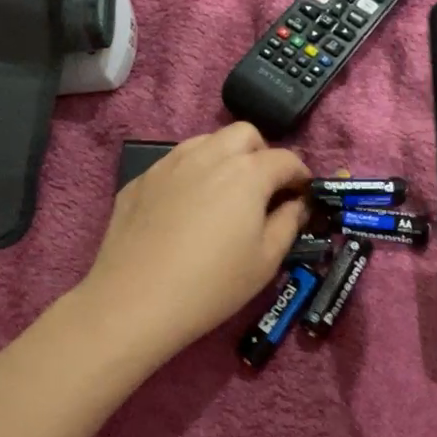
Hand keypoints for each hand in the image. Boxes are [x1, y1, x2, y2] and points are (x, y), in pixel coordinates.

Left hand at [80, 124, 309, 358]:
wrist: (134, 302)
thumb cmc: (211, 285)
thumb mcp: (265, 261)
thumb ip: (288, 223)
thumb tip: (297, 204)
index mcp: (247, 172)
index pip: (285, 159)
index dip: (301, 175)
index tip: (302, 195)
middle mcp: (210, 155)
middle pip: (245, 134)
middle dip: (261, 154)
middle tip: (263, 189)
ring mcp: (170, 164)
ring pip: (206, 141)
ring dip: (224, 157)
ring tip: (223, 192)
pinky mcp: (141, 180)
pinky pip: (175, 163)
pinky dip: (191, 174)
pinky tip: (185, 208)